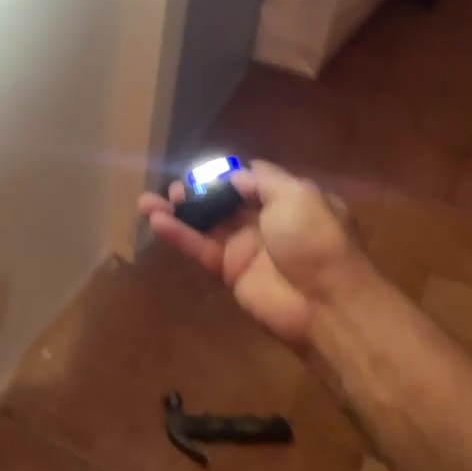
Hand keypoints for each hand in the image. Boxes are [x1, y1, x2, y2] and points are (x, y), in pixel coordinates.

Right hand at [137, 160, 364, 346]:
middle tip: (173, 189)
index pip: (251, 182)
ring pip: (204, 225)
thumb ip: (264, 181)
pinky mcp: (228, 272)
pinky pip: (199, 248)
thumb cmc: (316, 240)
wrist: (325, 301)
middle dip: (196, 193)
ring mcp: (245, 249)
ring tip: (146, 203)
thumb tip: (237, 175)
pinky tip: (155, 222)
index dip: (225, 174)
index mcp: (288, 201)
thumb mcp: (298, 196)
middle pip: (222, 203)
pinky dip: (178, 235)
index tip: (202, 169)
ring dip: (177, 213)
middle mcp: (265, 222)